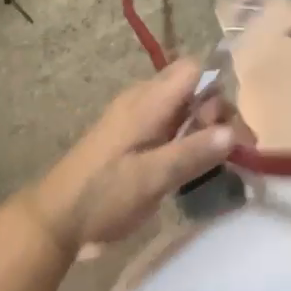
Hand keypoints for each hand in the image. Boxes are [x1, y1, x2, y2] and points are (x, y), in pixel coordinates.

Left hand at [20, 61, 241, 254]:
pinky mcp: (137, 145)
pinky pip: (173, 131)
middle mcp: (145, 103)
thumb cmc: (103, 195)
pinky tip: (200, 171)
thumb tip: (233, 132)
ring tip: (224, 165)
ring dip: (207, 131)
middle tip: (229, 154)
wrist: (57, 221)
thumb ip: (192, 153)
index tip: (224, 127)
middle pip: (194, 90)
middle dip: (217, 115)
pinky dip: (191, 144)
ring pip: (185, 111)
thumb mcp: (151, 178)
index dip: (216, 89)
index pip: (193, 69)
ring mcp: (140, 124)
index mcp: (147, 102)